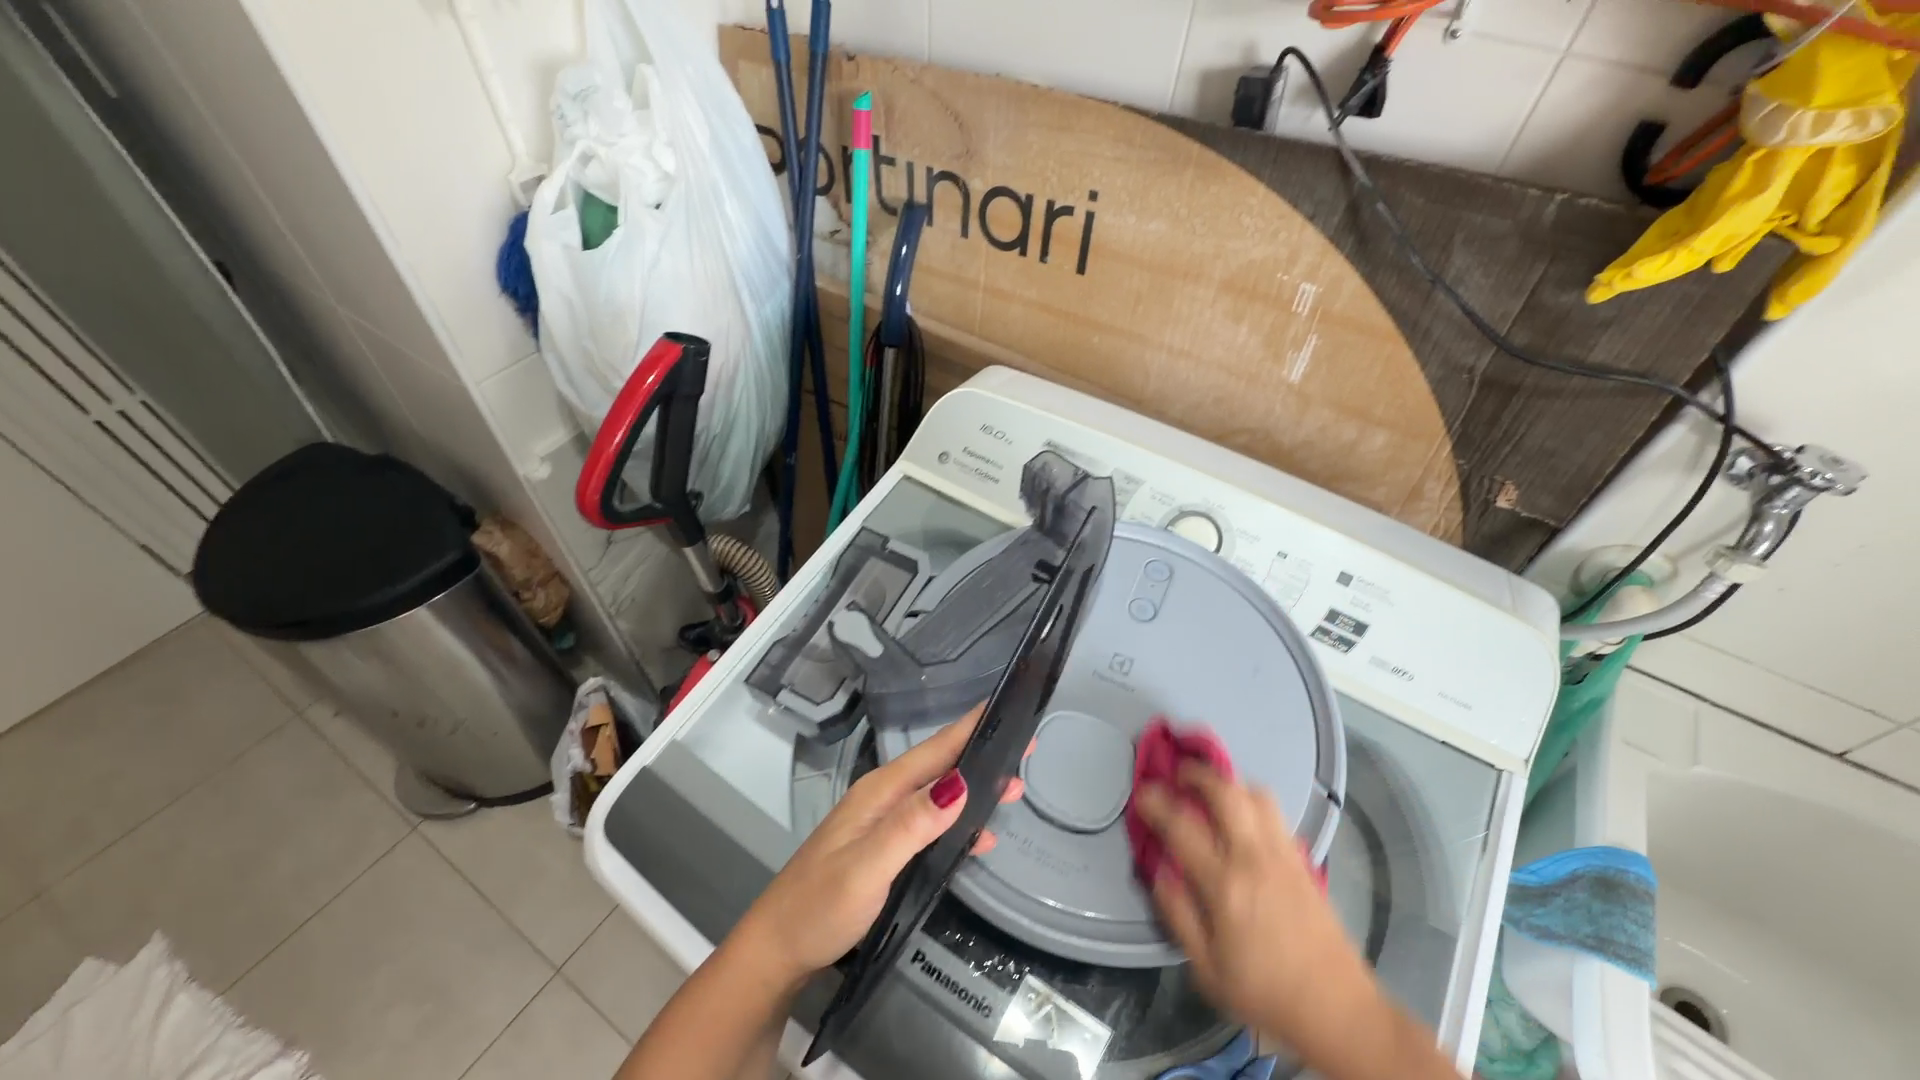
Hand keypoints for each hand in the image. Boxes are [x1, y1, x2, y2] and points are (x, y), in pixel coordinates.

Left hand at [732, 704, 1023, 985]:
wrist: (778, 949)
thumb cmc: (820, 908)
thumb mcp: (867, 868)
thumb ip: (911, 827)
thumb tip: (960, 784)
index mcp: (880, 794)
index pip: (934, 750)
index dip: (971, 728)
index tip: (1010, 708)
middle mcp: (882, 800)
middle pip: (939, 766)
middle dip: (981, 755)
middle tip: (1028, 753)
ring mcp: (881, 824)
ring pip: (937, 794)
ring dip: (974, 789)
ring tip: (1014, 790)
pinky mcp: (883, 848)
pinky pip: (930, 822)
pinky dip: (958, 822)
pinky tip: (979, 836)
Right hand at [1134, 763, 1377, 1050]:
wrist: (1336, 1007)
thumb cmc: (1264, 992)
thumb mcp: (1206, 968)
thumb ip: (1178, 914)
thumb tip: (1159, 871)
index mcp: (1224, 886)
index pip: (1182, 827)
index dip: (1157, 803)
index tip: (1143, 792)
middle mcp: (1255, 859)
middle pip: (1226, 793)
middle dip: (1198, 774)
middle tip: (1178, 774)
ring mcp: (1284, 856)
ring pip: (1258, 795)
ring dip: (1230, 783)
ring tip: (1212, 789)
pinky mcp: (1304, 861)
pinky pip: (1277, 815)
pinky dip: (1254, 802)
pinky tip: (1244, 818)